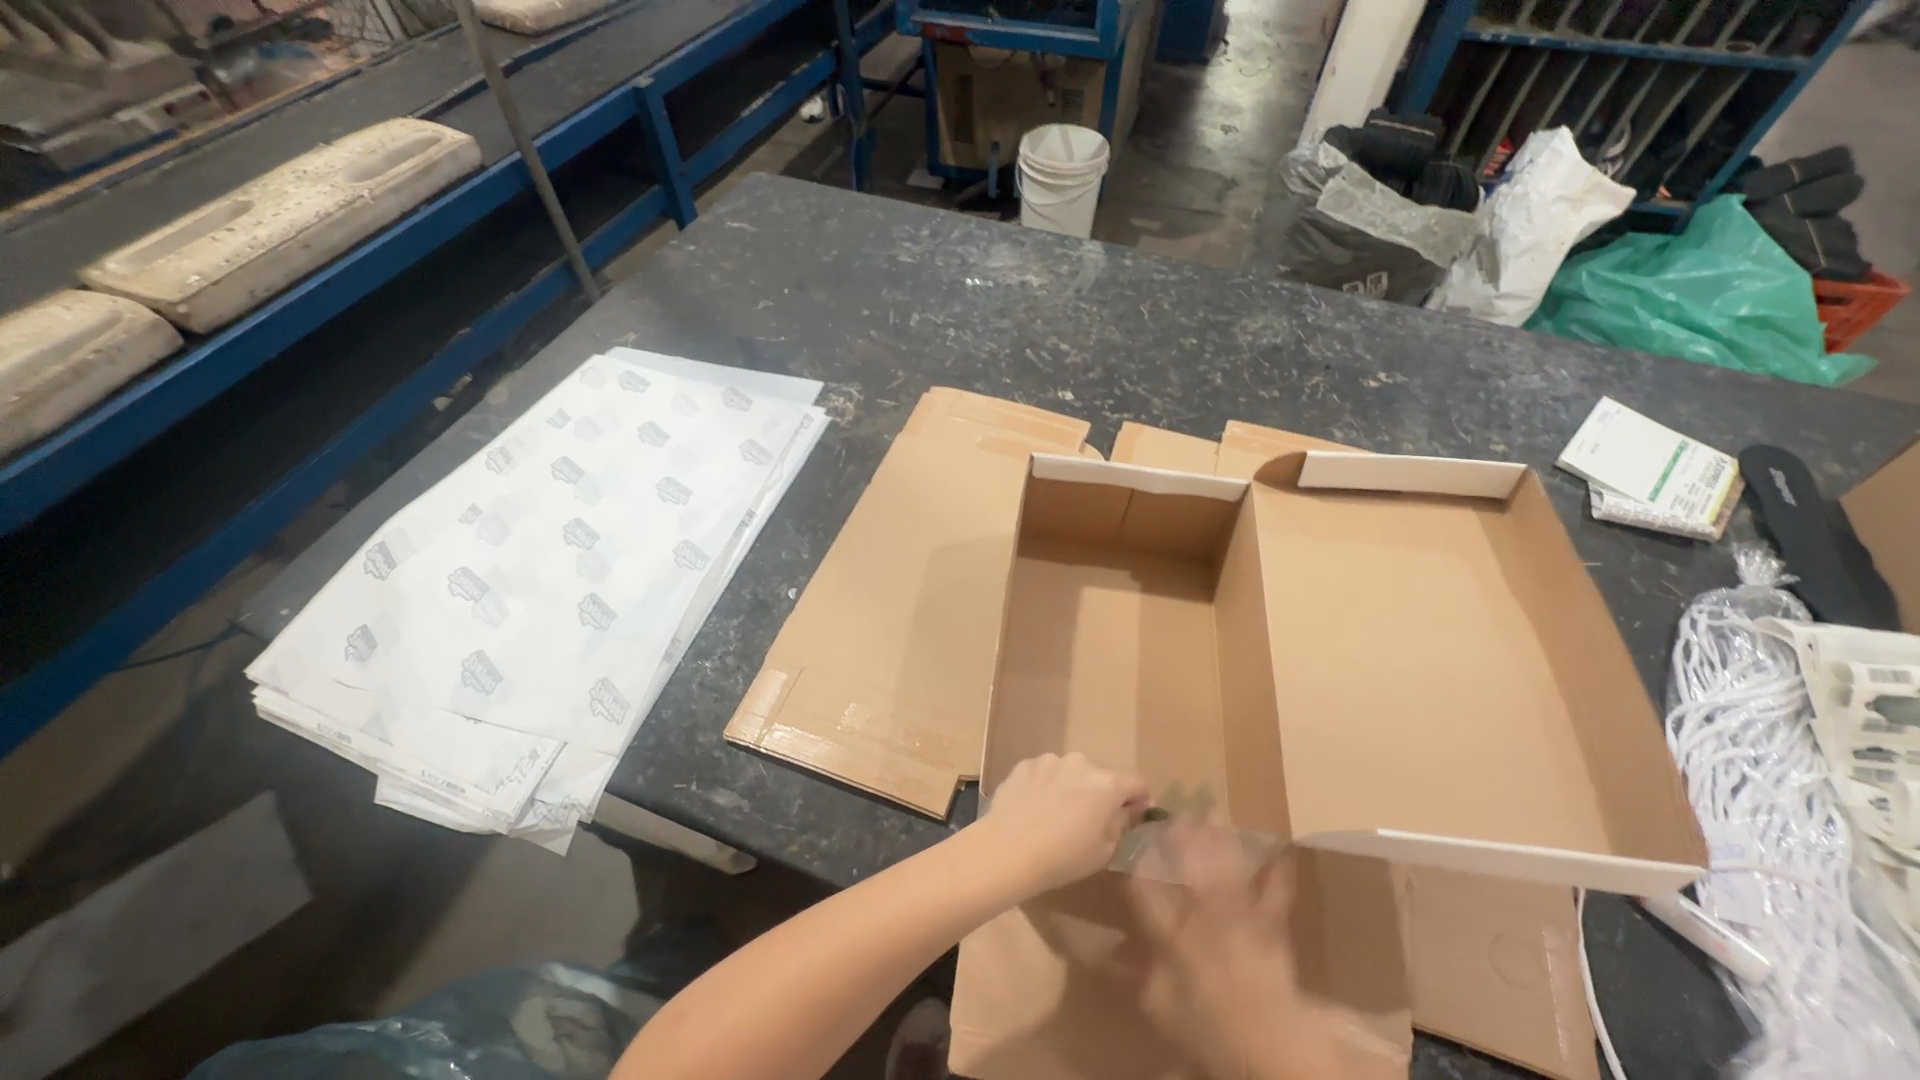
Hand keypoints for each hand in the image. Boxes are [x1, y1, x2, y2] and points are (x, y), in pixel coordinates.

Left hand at [973, 752, 1149, 895]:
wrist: (1008, 850)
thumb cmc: (1064, 857)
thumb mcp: (1105, 850)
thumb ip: (1123, 822)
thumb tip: (1132, 808)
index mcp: (1108, 783)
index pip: (1137, 784)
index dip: (1139, 800)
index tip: (1132, 817)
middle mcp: (1081, 763)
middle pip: (1101, 776)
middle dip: (1101, 793)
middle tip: (1089, 820)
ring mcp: (1050, 760)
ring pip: (1071, 771)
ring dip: (1071, 786)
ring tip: (1056, 814)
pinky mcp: (1024, 765)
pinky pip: (1044, 773)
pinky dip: (1045, 785)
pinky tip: (1034, 808)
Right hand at [1128, 821, 1351, 1079]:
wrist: (1268, 1049)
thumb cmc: (1206, 1029)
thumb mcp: (1159, 1005)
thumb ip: (1137, 971)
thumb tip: (1108, 951)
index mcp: (1173, 936)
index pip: (1147, 889)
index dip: (1138, 860)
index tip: (1131, 836)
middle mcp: (1205, 919)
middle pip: (1189, 868)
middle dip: (1181, 836)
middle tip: (1174, 808)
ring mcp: (1242, 920)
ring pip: (1228, 871)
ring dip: (1221, 840)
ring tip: (1214, 810)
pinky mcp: (1273, 929)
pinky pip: (1277, 895)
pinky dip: (1280, 874)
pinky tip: (1282, 850)